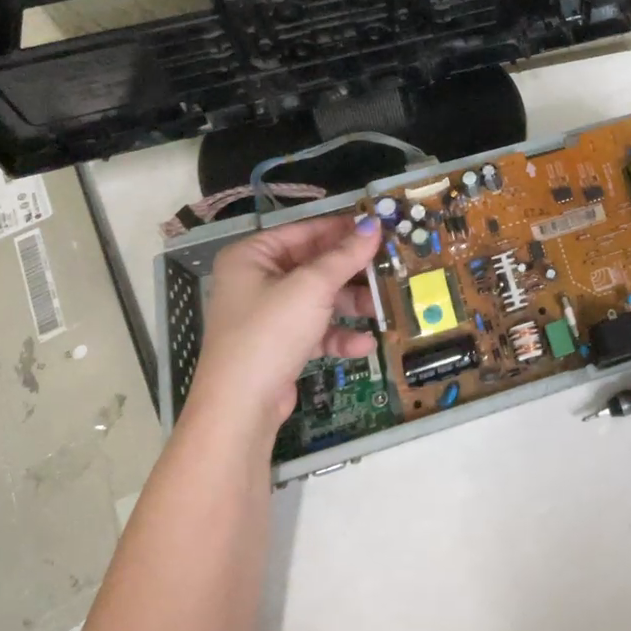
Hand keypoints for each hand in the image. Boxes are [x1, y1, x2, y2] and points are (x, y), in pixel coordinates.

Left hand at [194, 215, 382, 431]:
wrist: (241, 406)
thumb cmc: (271, 331)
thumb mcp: (312, 287)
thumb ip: (346, 255)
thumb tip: (374, 225)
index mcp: (252, 256)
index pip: (304, 231)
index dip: (342, 229)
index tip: (380, 227)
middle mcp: (256, 280)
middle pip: (314, 266)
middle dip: (352, 272)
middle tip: (390, 266)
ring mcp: (268, 314)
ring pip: (319, 299)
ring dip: (352, 305)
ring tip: (383, 308)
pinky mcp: (280, 344)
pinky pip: (315, 329)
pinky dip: (338, 335)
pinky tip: (365, 344)